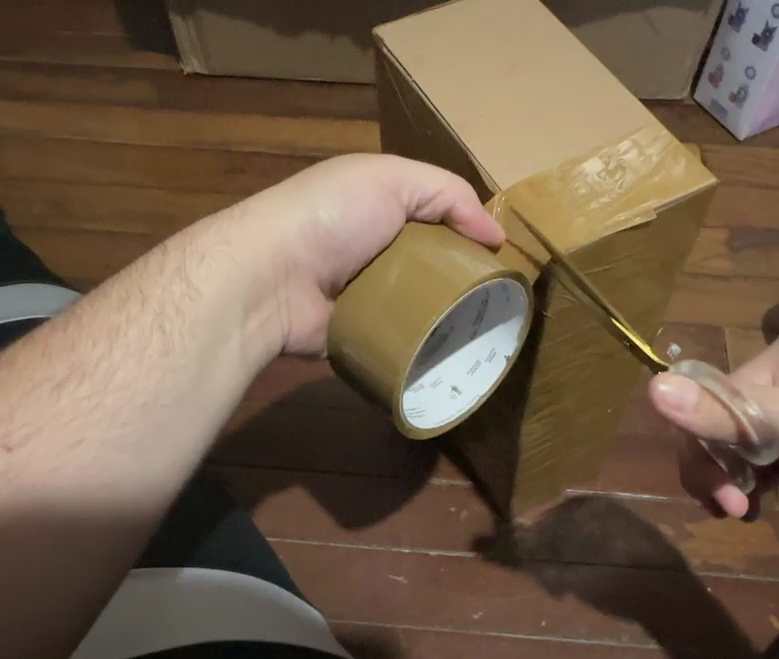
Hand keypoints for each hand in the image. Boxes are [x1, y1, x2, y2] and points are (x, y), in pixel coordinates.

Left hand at [225, 154, 505, 356]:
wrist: (273, 278)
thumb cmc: (333, 216)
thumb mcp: (394, 179)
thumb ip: (449, 194)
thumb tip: (498, 235)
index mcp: (382, 210)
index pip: (440, 221)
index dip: (472, 236)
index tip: (505, 260)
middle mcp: (376, 253)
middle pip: (435, 269)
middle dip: (465, 284)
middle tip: (503, 305)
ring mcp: (368, 298)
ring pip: (422, 310)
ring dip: (448, 322)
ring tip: (487, 337)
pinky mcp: (362, 337)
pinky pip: (400, 343)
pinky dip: (422, 349)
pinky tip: (453, 358)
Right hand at [648, 329, 778, 532]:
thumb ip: (735, 413)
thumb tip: (651, 388)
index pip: (716, 396)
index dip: (706, 448)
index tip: (720, 500)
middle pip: (725, 420)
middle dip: (719, 468)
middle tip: (733, 513)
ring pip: (742, 444)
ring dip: (733, 481)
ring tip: (746, 515)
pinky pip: (767, 461)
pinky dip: (755, 485)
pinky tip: (760, 508)